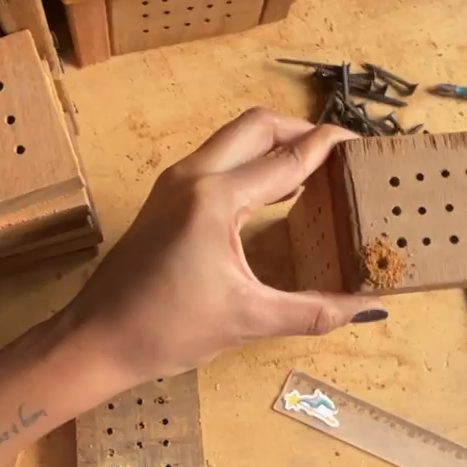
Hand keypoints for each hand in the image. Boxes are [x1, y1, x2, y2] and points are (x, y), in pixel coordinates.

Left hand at [58, 108, 387, 384]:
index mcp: (214, 199)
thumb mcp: (246, 320)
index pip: (286, 159)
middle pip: (257, 127)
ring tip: (311, 170)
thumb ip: (313, 311)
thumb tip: (370, 310)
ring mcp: (172, 184)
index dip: (328, 149)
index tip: (362, 146)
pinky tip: (270, 193)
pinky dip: (248, 162)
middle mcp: (192, 177)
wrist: (96, 339)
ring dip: (272, 144)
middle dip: (300, 131)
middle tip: (337, 155)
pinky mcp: (162, 198)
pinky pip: (215, 160)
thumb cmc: (164, 330)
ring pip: (232, 140)